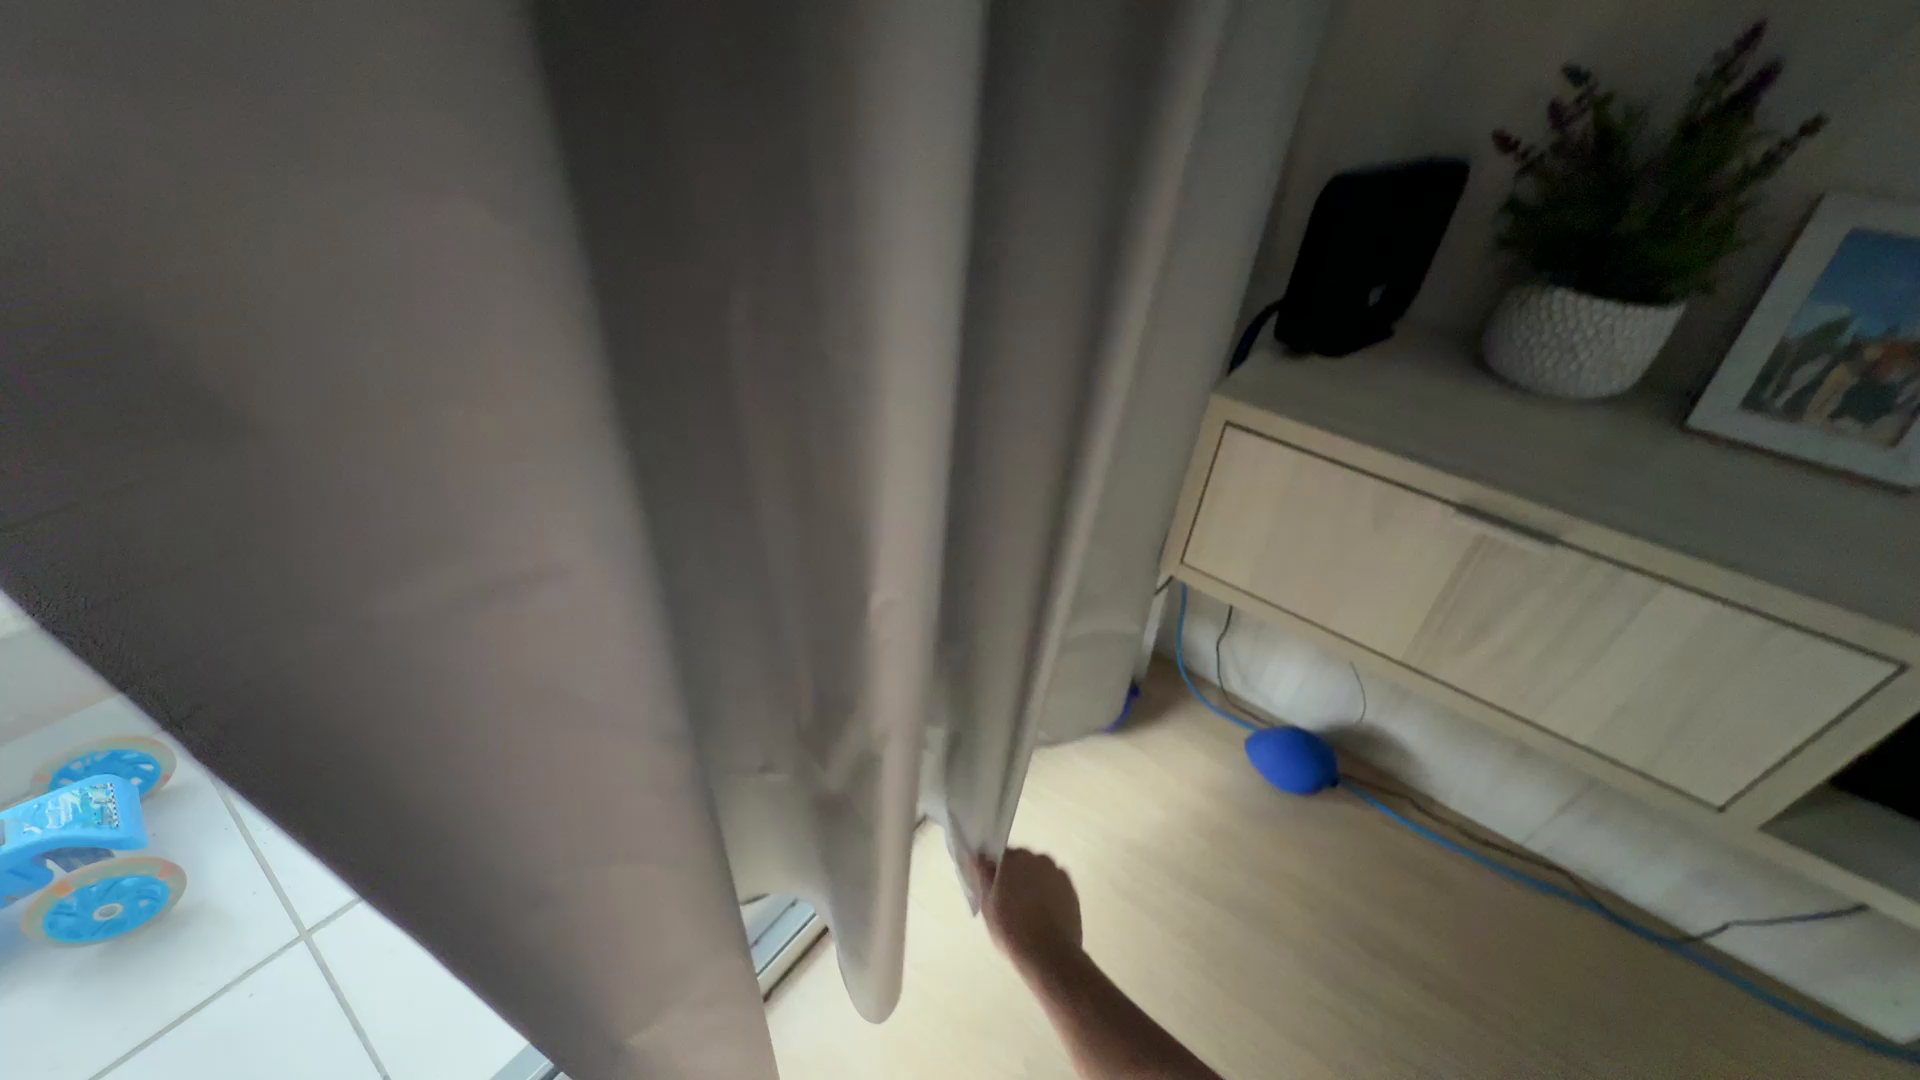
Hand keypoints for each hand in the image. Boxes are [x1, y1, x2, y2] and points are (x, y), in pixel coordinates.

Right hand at [971, 848, 1083, 974]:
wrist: (1050, 953)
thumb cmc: (1011, 930)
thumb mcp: (987, 905)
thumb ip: (983, 876)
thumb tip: (978, 856)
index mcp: (1013, 859)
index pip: (1000, 855)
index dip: (995, 871)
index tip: (994, 888)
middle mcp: (1036, 857)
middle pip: (1021, 860)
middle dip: (1015, 875)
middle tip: (1009, 901)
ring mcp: (1056, 871)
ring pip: (1039, 870)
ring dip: (1033, 881)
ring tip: (1028, 908)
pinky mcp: (1070, 886)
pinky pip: (1054, 882)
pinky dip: (1049, 890)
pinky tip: (1045, 911)